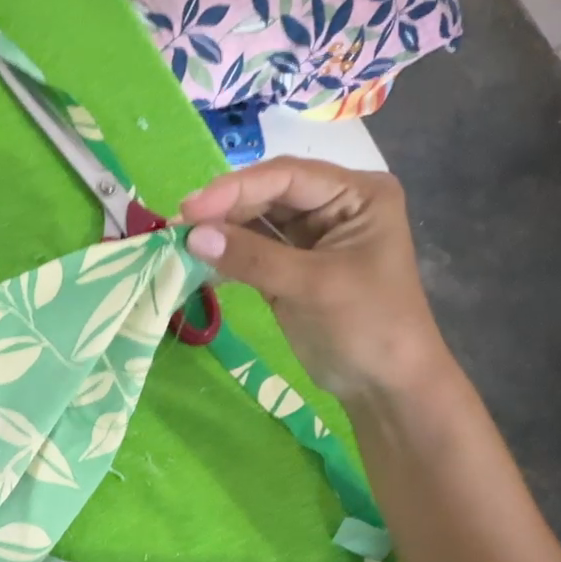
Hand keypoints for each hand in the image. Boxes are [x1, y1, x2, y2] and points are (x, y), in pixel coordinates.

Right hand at [178, 157, 452, 401]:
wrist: (383, 384)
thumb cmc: (366, 325)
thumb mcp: (313, 286)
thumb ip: (253, 258)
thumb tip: (193, 236)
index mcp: (357, 194)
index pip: (288, 177)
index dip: (236, 188)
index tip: (190, 209)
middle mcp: (333, 206)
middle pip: (268, 196)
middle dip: (224, 209)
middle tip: (176, 227)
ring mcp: (309, 239)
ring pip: (255, 223)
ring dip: (220, 232)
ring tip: (178, 242)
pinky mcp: (289, 270)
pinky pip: (251, 253)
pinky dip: (226, 257)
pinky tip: (197, 263)